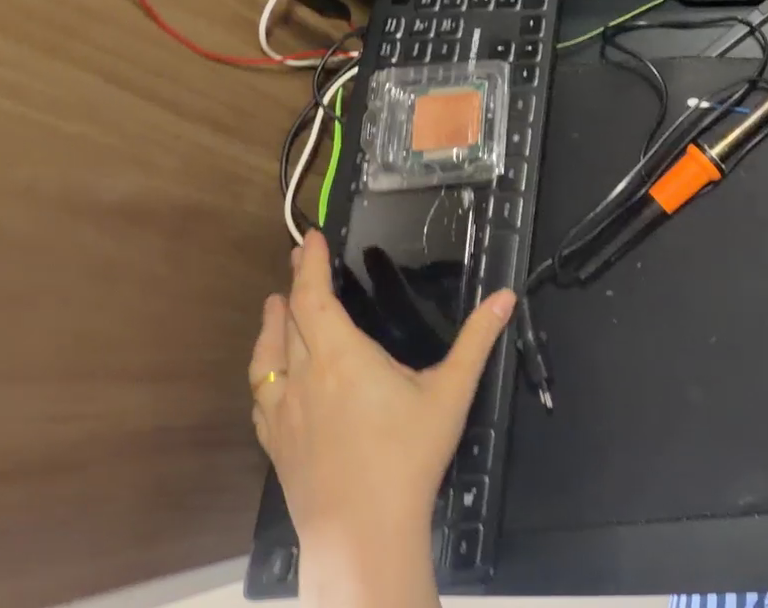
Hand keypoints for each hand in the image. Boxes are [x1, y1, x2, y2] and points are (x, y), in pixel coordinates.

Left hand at [249, 230, 516, 605]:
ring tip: (275, 308)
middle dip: (294, 288)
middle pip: (288, 324)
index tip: (310, 239)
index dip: (310, 267)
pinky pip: (261, 396)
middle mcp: (304, 379)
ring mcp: (283, 414)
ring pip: (266, 359)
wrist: (362, 528)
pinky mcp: (277, 444)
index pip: (315, 300)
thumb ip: (477, 340)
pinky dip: (265, 373)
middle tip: (298, 263)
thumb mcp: (453, 391)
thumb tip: (506, 296)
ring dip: (271, 328)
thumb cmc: (409, 453)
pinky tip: (271, 379)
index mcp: (343, 359)